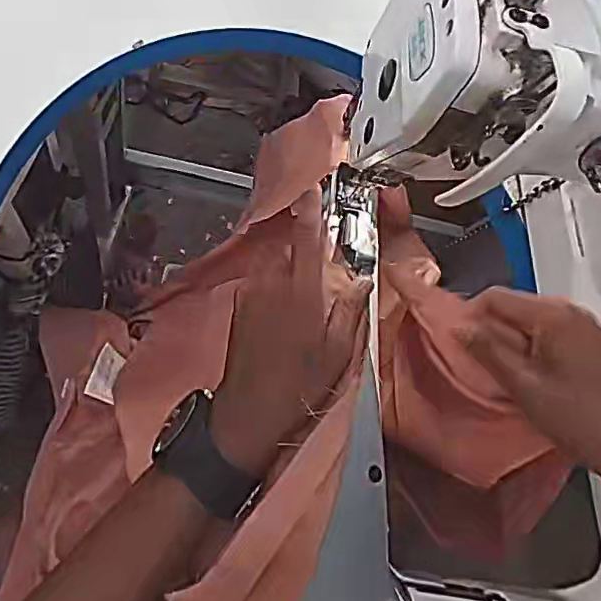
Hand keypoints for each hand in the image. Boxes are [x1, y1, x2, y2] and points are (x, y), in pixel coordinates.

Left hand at [211, 191, 370, 476]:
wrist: (246, 414)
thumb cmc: (300, 384)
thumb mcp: (338, 351)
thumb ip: (351, 307)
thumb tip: (361, 277)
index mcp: (303, 289)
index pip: (308, 236)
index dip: (311, 207)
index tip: (312, 185)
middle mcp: (273, 281)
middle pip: (296, 248)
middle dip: (312, 253)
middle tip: (327, 281)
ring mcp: (251, 290)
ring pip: (279, 264)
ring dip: (293, 272)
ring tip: (303, 309)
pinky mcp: (238, 301)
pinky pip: (264, 280)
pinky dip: (276, 285)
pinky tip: (283, 317)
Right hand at [465, 289, 600, 495]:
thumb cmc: (585, 422)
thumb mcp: (524, 387)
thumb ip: (488, 351)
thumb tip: (462, 328)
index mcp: (554, 314)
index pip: (496, 296)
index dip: (470, 315)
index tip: (458, 339)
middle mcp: (573, 313)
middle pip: (516, 307)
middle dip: (493, 331)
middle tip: (479, 364)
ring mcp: (587, 328)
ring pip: (534, 322)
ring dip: (514, 342)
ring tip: (507, 377)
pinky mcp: (595, 345)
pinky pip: (554, 334)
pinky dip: (537, 349)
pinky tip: (535, 380)